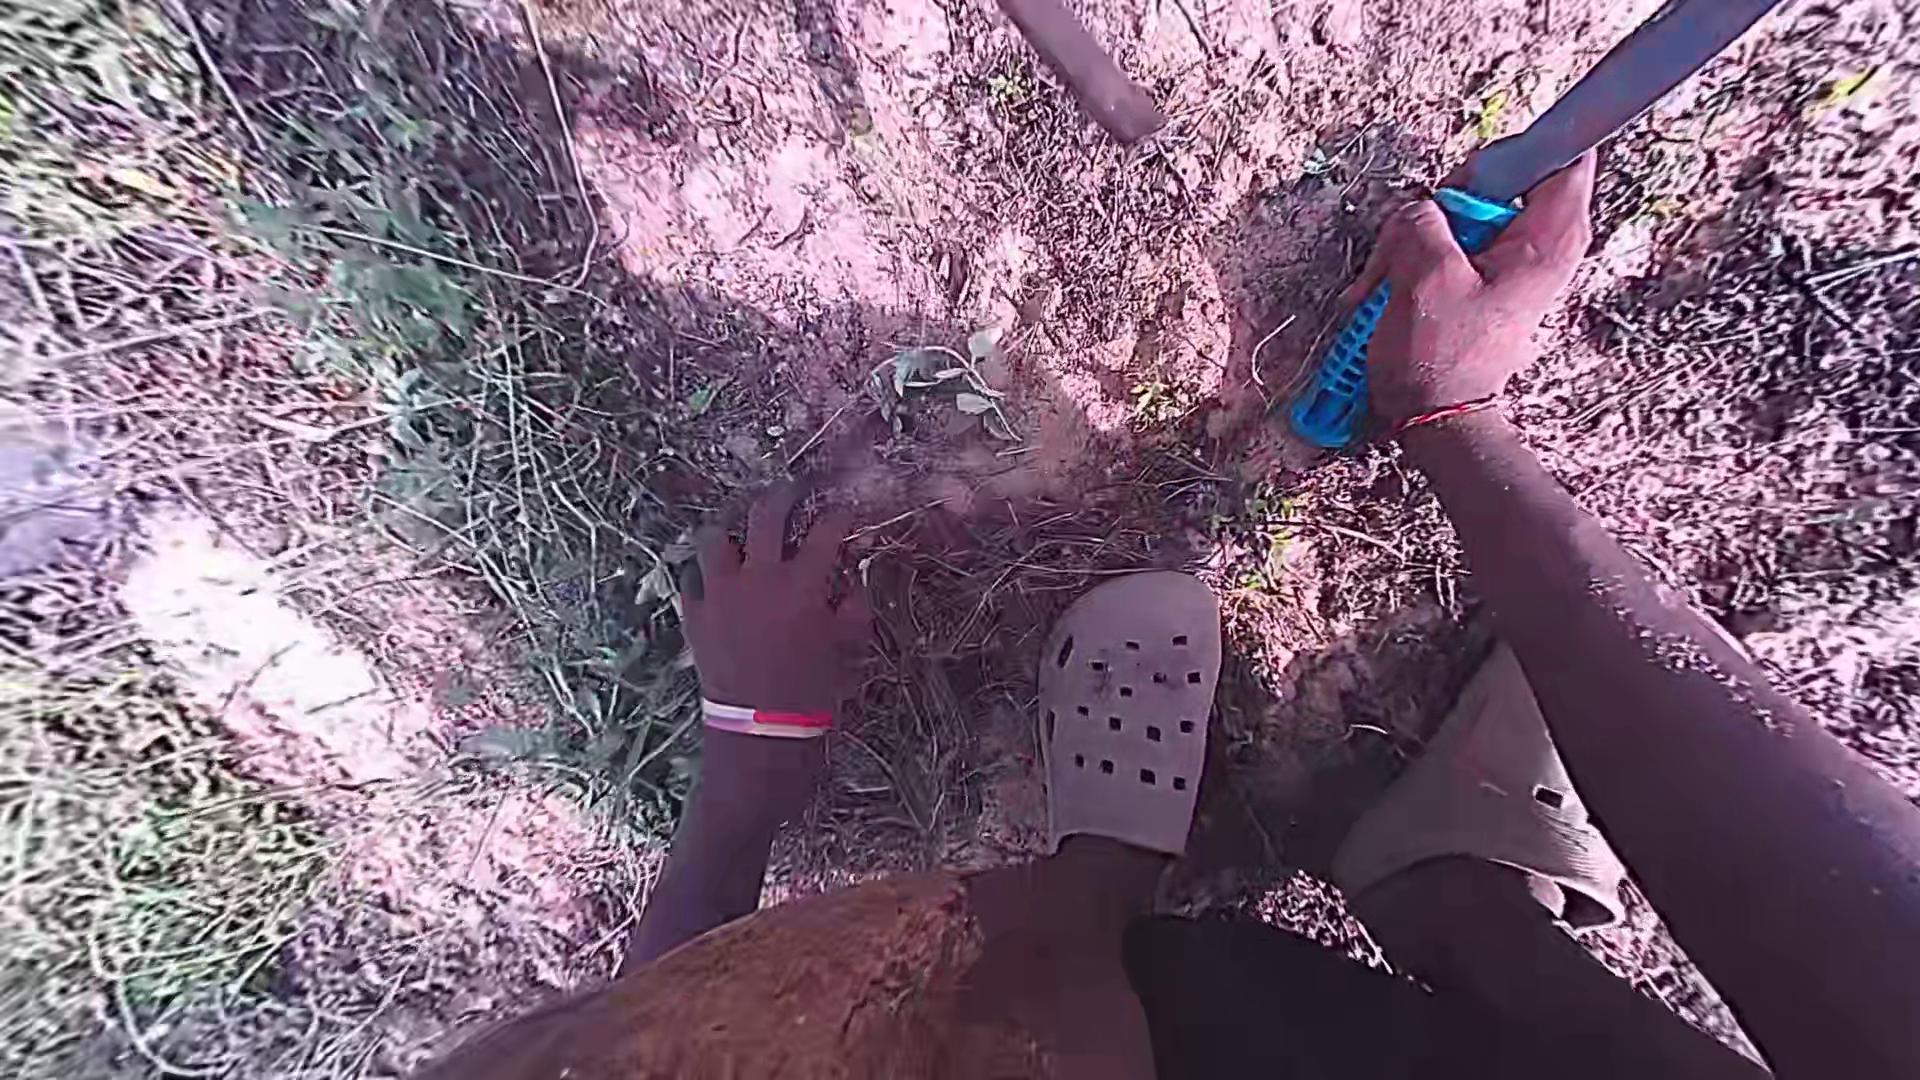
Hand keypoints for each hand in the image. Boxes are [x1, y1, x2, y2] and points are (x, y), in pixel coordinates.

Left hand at [683, 485, 870, 716]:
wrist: (763, 729)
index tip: (844, 514)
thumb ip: (853, 599)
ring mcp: (720, 593)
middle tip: (792, 492)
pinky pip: (692, 578)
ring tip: (745, 535)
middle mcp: (758, 577)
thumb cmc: (814, 687)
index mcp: (802, 584)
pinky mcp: (695, 614)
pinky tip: (719, 580)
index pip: (825, 532)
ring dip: (735, 531)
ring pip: (717, 538)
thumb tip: (854, 571)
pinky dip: (707, 574)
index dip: (839, 517)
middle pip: (766, 515)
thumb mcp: (849, 642)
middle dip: (784, 496)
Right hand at [1347, 152, 1595, 426]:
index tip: (1453, 191)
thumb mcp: (1425, 281)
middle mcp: (1538, 246)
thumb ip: (1422, 227)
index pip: (1557, 154)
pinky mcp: (1478, 290)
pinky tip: (1385, 296)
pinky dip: (1411, 271)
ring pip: (1457, 228)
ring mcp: (1506, 270)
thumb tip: (1418, 209)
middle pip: (1490, 193)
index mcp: (1549, 236)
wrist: (1432, 415)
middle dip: (1434, 217)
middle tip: (1400, 250)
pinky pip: (1445, 259)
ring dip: (1409, 250)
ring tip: (1381, 285)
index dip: (1500, 160)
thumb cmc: (1438, 356)